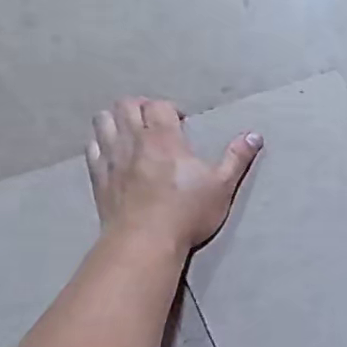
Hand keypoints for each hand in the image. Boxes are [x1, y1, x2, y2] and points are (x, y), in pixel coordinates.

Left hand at [85, 98, 261, 253]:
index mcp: (164, 138)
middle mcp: (133, 140)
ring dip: (116, 119)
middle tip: (156, 121)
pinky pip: (91, 147)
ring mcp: (111, 157)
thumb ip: (237, 158)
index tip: (182, 121)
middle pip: (126, 105)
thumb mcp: (222, 186)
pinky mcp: (98, 176)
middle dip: (141, 107)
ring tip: (131, 132)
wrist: (146, 241)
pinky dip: (101, 142)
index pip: (158, 105)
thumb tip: (255, 135)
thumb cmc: (188, 213)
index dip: (170, 108)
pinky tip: (113, 153)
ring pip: (103, 120)